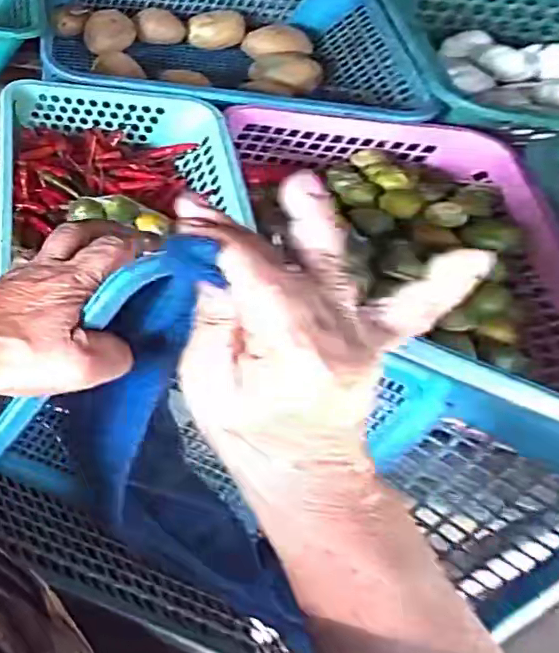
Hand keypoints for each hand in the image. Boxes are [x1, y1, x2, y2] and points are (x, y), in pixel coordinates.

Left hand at [0, 222, 150, 399]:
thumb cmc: (12, 353)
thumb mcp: (84, 365)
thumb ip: (117, 353)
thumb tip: (122, 347)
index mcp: (69, 280)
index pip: (114, 248)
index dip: (144, 245)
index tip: (164, 251)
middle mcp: (41, 270)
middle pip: (76, 232)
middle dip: (107, 230)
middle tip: (128, 240)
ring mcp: (18, 278)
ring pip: (51, 249)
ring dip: (76, 248)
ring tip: (96, 264)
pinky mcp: (1, 292)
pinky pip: (33, 269)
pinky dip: (52, 270)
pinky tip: (57, 290)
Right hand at [174, 171, 492, 516]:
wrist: (300, 468)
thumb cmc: (240, 427)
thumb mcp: (206, 373)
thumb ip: (214, 317)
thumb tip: (206, 268)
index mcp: (291, 344)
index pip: (253, 272)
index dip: (216, 237)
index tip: (182, 215)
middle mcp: (336, 333)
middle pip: (285, 264)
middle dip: (242, 226)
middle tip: (207, 197)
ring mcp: (360, 335)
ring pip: (339, 268)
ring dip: (318, 223)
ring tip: (304, 184)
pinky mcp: (373, 341)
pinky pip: (411, 310)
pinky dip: (440, 284)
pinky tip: (469, 258)